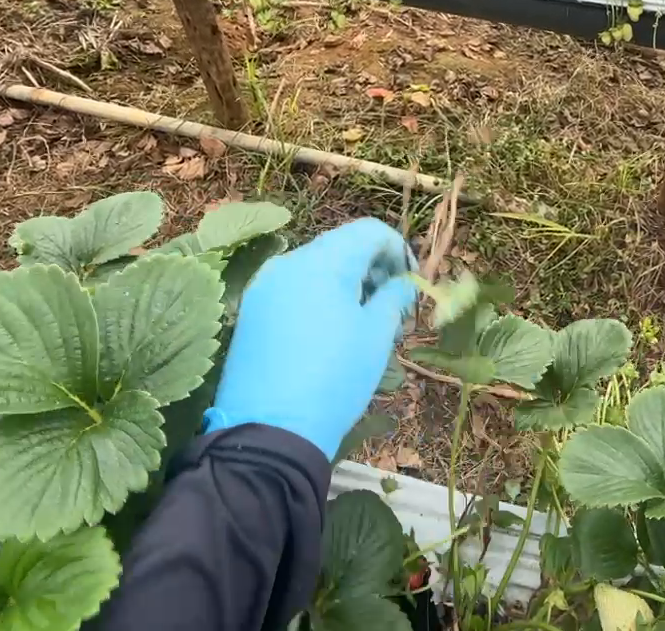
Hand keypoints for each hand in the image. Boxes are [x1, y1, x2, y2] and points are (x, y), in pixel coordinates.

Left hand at [204, 219, 416, 458]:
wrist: (270, 433)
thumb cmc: (335, 377)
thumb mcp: (376, 335)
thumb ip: (394, 297)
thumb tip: (402, 284)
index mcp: (323, 261)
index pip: (370, 231)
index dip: (398, 251)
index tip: (411, 283)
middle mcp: (289, 262)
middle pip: (342, 245)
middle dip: (373, 267)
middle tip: (393, 305)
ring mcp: (265, 286)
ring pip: (317, 266)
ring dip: (348, 282)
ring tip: (365, 322)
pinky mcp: (253, 311)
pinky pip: (295, 287)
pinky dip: (320, 296)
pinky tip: (332, 331)